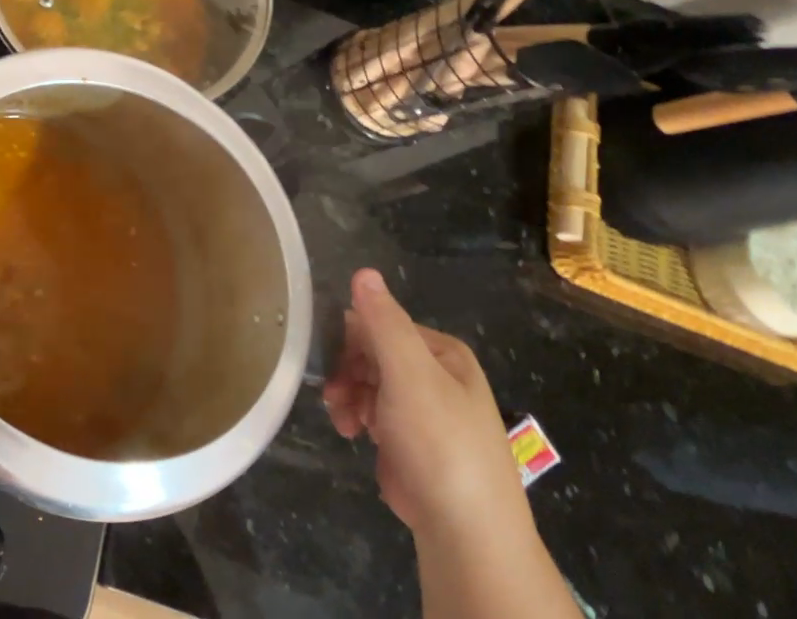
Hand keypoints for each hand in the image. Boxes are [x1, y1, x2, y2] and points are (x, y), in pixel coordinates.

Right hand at [321, 269, 530, 541]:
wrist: (464, 525)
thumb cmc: (440, 442)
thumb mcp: (409, 376)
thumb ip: (383, 323)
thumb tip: (363, 271)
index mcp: (442, 352)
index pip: (379, 324)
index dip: (349, 341)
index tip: (332, 364)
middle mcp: (435, 373)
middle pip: (369, 353)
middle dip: (346, 373)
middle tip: (333, 397)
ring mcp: (422, 407)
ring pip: (366, 382)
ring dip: (347, 397)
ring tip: (344, 422)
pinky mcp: (408, 437)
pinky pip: (371, 410)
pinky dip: (356, 418)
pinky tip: (354, 435)